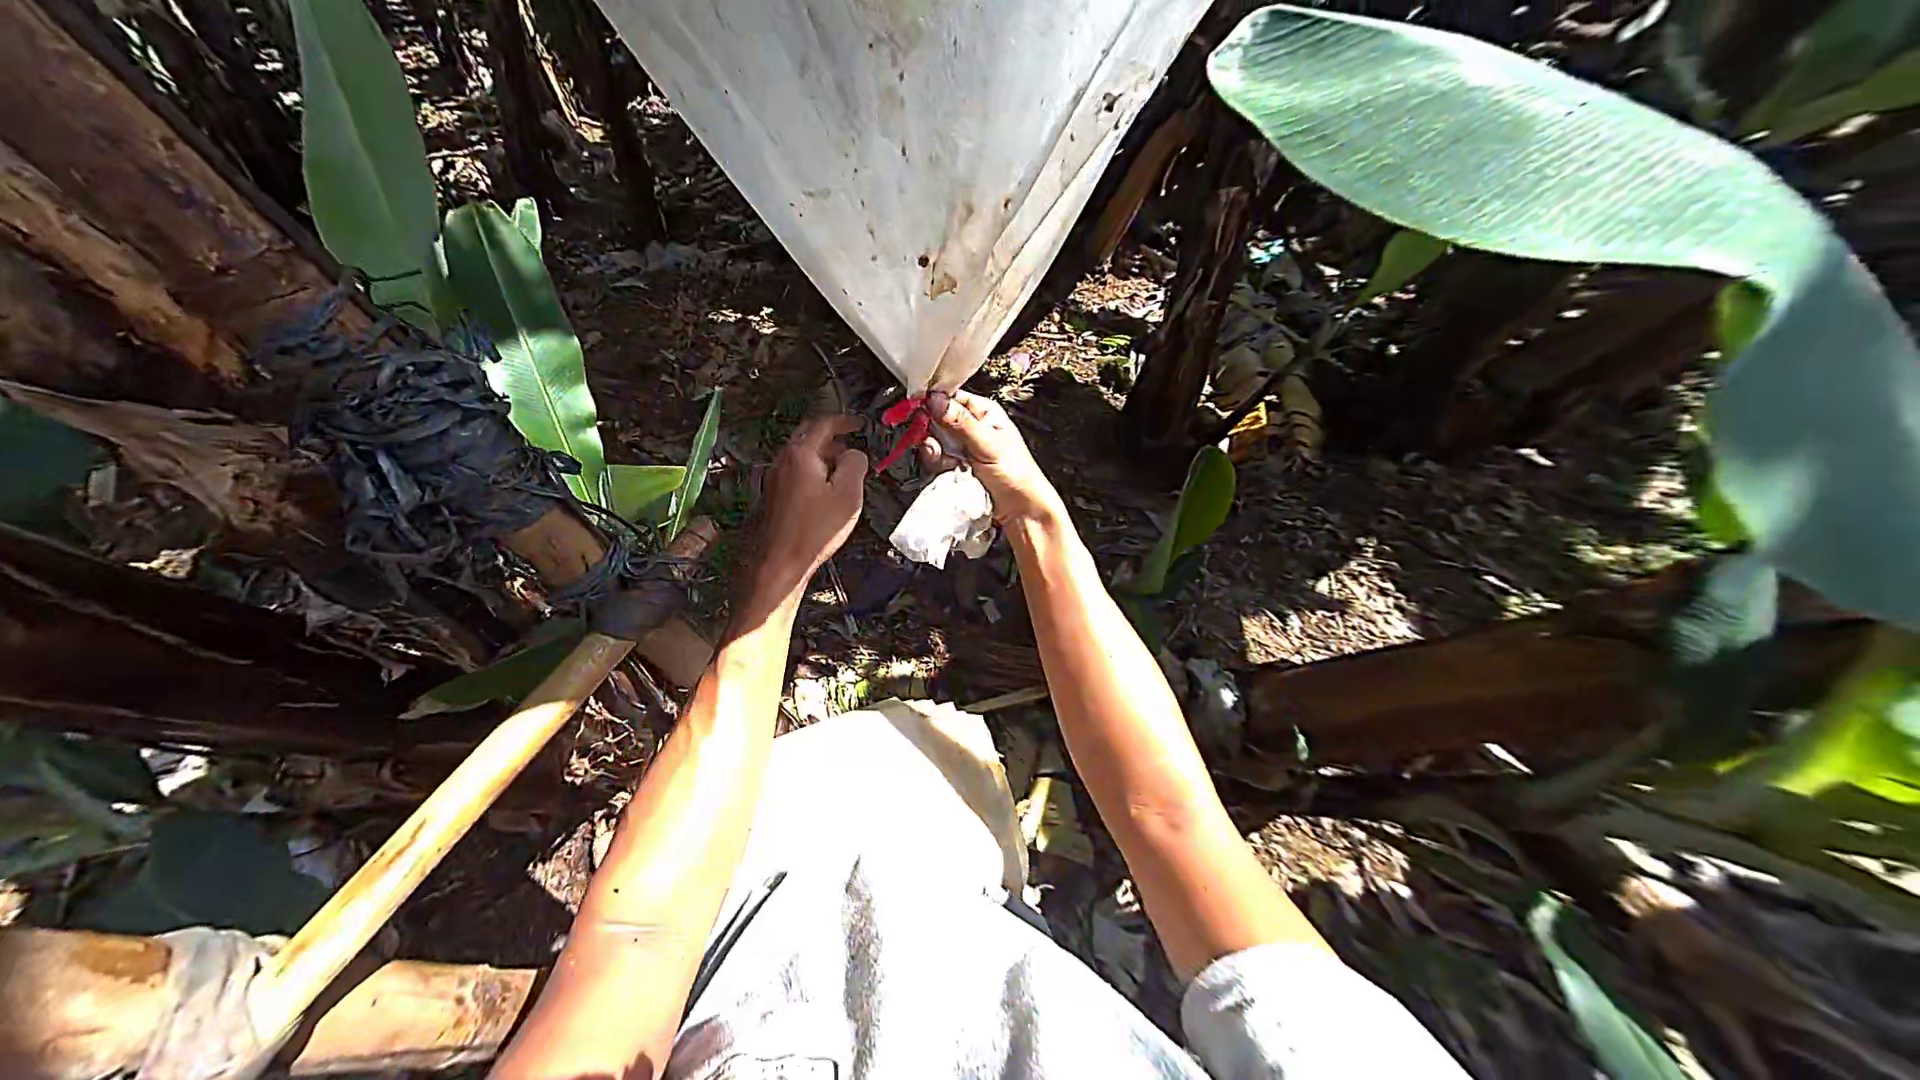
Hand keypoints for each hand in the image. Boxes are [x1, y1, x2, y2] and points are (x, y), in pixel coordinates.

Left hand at [750, 413, 865, 600]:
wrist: (782, 561)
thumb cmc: (815, 530)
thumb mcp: (848, 494)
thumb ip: (855, 465)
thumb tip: (855, 453)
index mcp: (801, 455)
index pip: (823, 425)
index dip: (844, 421)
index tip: (858, 423)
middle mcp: (784, 462)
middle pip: (808, 436)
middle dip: (831, 436)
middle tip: (851, 441)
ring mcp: (776, 479)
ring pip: (801, 455)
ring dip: (823, 454)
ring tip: (843, 466)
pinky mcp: (775, 496)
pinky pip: (796, 472)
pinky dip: (813, 470)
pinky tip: (826, 487)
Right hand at [922, 390, 1063, 525]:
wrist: (1018, 509)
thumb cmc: (1016, 473)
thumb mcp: (988, 442)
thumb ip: (960, 421)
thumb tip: (935, 399)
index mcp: (983, 413)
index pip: (950, 398)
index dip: (933, 403)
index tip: (920, 411)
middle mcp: (970, 427)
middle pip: (936, 420)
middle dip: (932, 433)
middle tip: (937, 444)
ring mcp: (961, 448)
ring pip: (933, 441)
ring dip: (936, 452)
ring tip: (950, 462)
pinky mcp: (954, 466)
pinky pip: (936, 460)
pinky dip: (938, 465)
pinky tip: (949, 470)